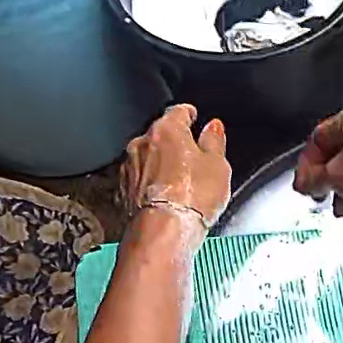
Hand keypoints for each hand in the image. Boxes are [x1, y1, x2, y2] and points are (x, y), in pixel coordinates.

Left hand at [122, 104, 229, 227]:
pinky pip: (140, 181)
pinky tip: (165, 197)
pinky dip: (151, 185)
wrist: (164, 231)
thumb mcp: (218, 166)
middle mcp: (142, 144)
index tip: (193, 116)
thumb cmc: (191, 198)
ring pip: (148, 159)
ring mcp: (130, 168)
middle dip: (175, 143)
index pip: (178, 112)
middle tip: (192, 156)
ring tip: (180, 183)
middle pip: (161, 136)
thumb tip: (214, 128)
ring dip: (161, 165)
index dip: (188, 113)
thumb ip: (215, 142)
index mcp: (167, 130)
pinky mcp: (124, 192)